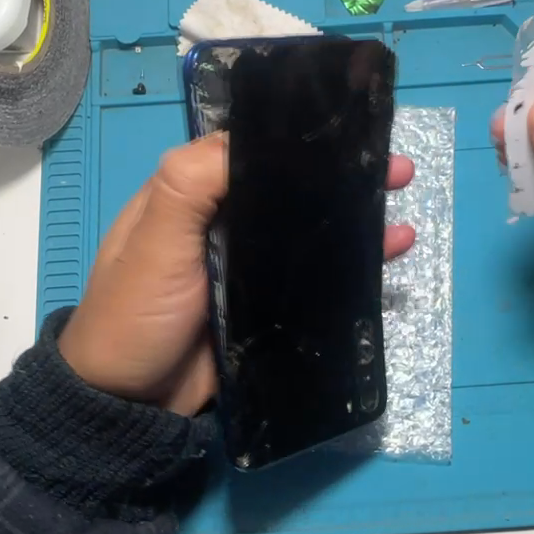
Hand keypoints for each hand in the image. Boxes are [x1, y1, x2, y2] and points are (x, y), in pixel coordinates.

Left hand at [58, 134, 415, 416]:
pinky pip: (318, 275)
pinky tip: (392, 249)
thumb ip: (190, 183)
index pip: (249, 151)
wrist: (132, 404)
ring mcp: (249, 265)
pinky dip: (353, 260)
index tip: (347, 128)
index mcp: (191, 196)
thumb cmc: (135, 312)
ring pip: (310, 228)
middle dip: (340, 174)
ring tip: (400, 200)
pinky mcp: (268, 305)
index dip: (295, 138)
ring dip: (355, 213)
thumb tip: (248, 136)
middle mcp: (223, 222)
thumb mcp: (154, 240)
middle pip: (290, 188)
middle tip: (395, 167)